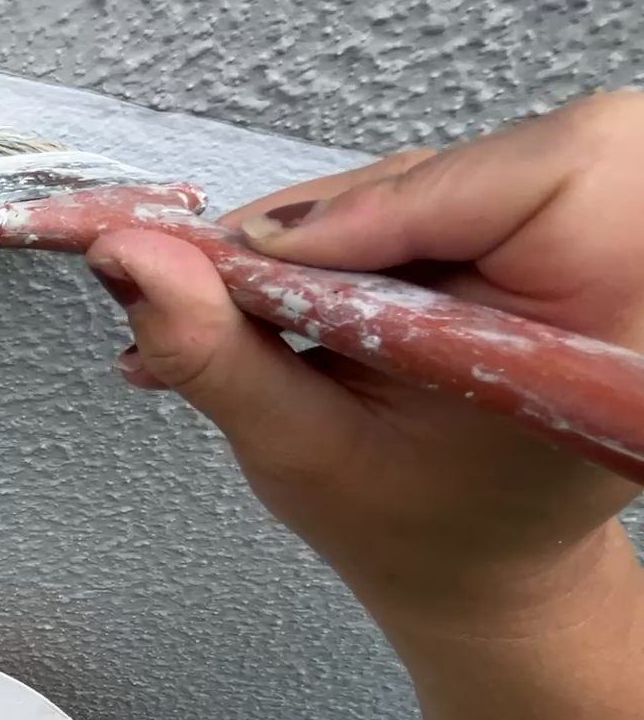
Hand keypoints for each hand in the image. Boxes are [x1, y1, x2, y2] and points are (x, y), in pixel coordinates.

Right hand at [87, 91, 643, 631]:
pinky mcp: (512, 244)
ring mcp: (570, 247)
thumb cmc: (398, 521)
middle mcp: (617, 264)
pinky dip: (312, 246)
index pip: (552, 176)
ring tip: (222, 311)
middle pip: (460, 167)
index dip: (396, 201)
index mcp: (612, 326)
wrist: (458, 552)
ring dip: (299, 240)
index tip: (267, 260)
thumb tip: (125, 258)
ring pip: (414, 178)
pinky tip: (257, 300)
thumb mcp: (289, 444)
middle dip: (317, 224)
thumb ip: (209, 349)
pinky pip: (403, 201)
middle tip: (213, 289)